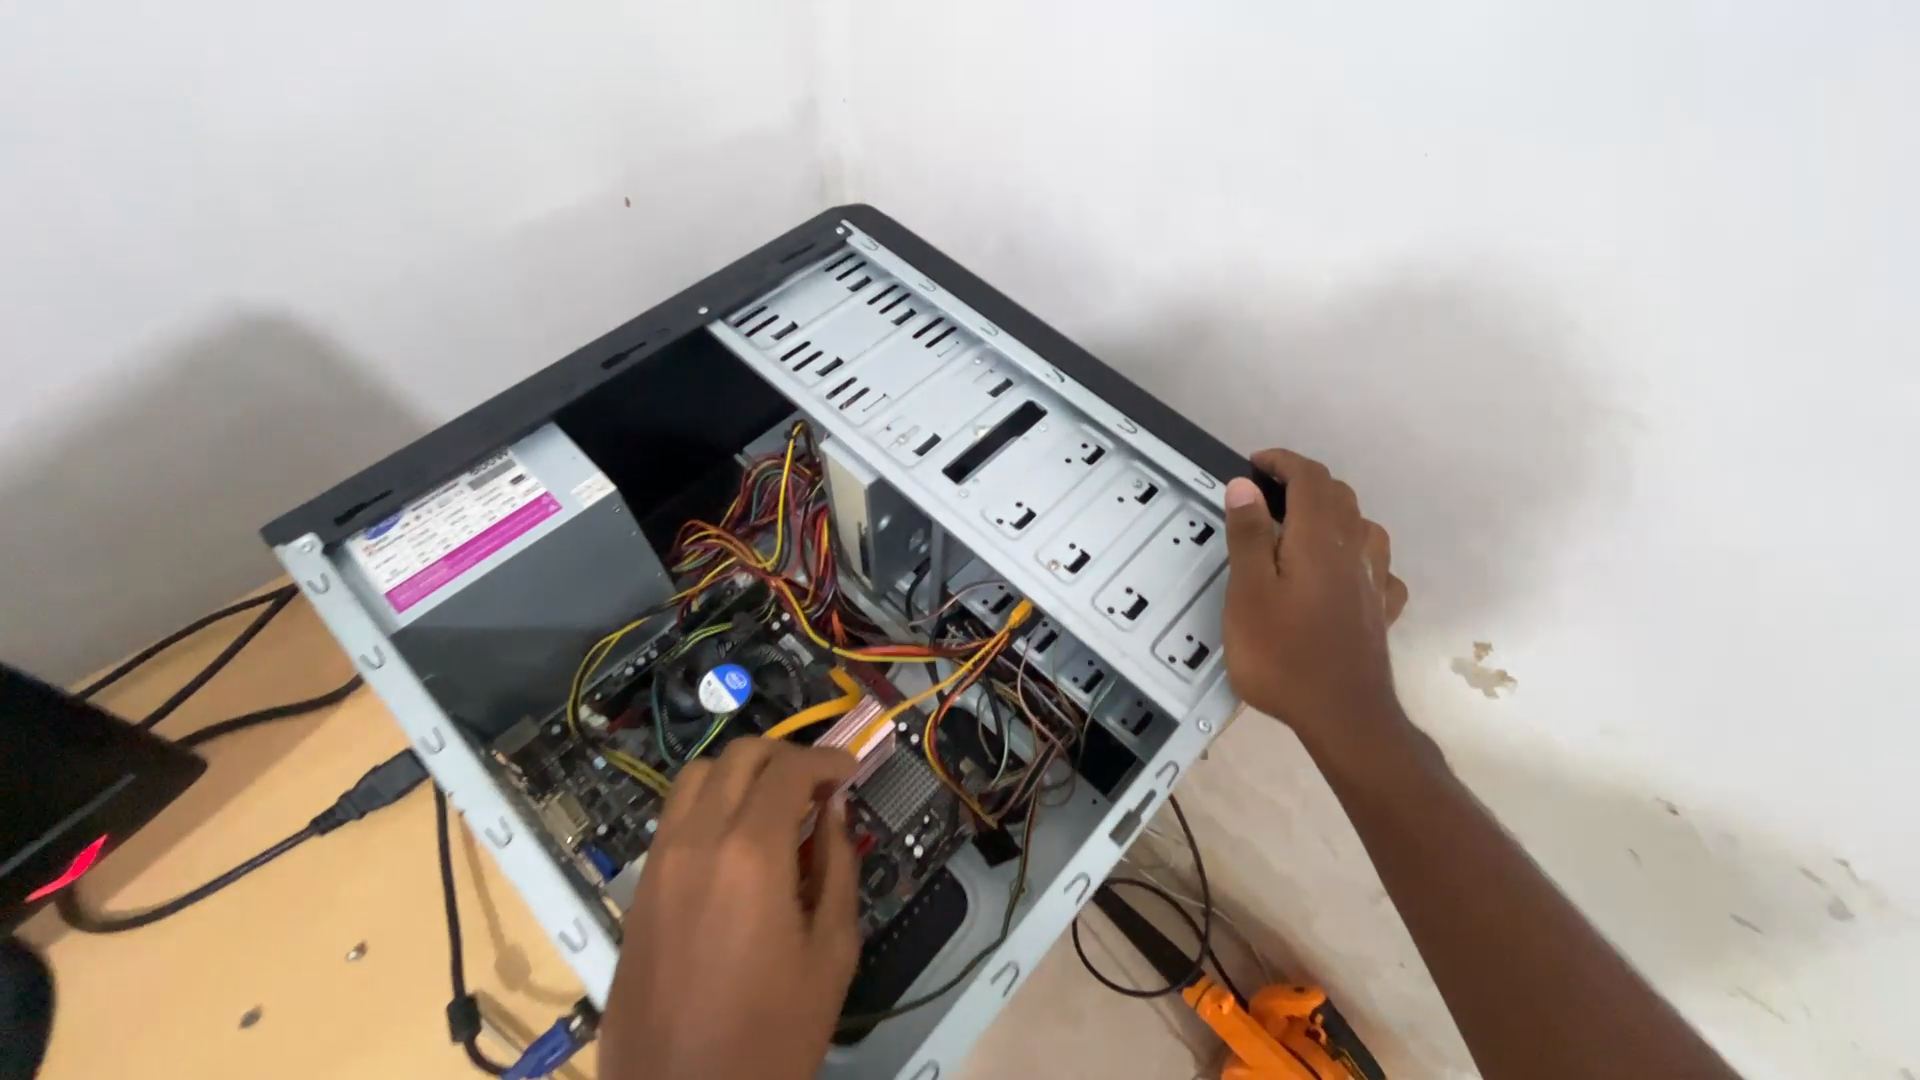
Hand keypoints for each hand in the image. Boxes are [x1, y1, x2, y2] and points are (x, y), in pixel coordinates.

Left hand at [599, 739, 858, 1079]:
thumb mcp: (831, 951)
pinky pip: (673, 815)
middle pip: (739, 756)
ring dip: (741, 772)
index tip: (850, 771)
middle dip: (786, 756)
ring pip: (696, 775)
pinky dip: (709, 801)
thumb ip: (838, 865)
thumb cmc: (772, 1034)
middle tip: (818, 784)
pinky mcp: (639, 887)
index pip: (790, 769)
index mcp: (751, 853)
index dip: (827, 759)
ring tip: (774, 802)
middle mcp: (697, 840)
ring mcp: (659, 861)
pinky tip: (735, 838)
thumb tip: (835, 809)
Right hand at [1222, 449, 1407, 747]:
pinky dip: (1356, 555)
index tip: (1254, 463)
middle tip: (1266, 493)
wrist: (1344, 716)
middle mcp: (1355, 550)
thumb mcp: (1248, 592)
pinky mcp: (1381, 611)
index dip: (1283, 461)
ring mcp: (1375, 582)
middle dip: (1304, 482)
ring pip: (1363, 526)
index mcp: (1320, 538)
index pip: (1310, 478)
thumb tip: (1246, 486)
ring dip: (1333, 513)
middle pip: (1339, 495)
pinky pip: (1376, 567)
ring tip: (1301, 527)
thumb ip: (1248, 535)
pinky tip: (1343, 573)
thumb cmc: (1284, 654)